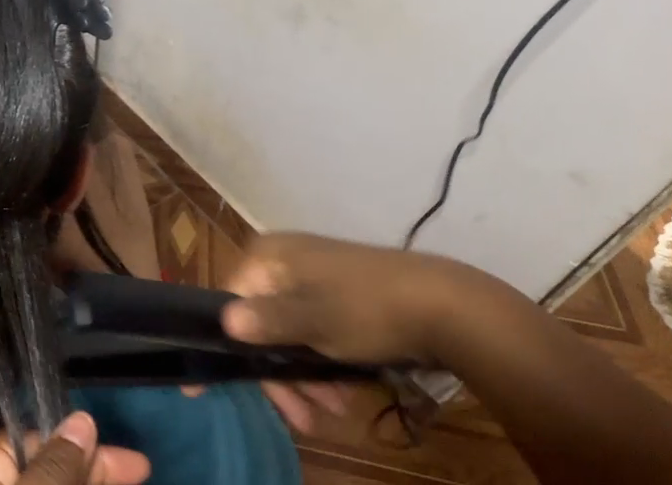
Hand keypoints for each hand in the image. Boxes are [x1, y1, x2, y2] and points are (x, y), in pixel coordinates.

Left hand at [0, 411, 150, 484]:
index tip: (141, 465)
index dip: (94, 453)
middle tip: (138, 476)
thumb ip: (53, 468)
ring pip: (36, 482)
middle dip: (89, 473)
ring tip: (114, 481)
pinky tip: (82, 484)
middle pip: (43, 467)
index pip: (44, 441)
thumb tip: (84, 420)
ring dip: (75, 480)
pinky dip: (51, 484)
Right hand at [217, 233, 492, 432]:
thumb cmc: (366, 309)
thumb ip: (267, 322)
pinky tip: (344, 389)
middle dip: (280, 372)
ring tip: (333, 408)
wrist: (445, 304)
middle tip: (303, 415)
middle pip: (261, 320)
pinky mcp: (339, 290)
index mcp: (268, 255)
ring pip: (290, 329)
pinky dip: (322, 359)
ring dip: (305, 374)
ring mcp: (313, 272)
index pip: (231, 303)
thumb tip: (225, 322)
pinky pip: (314, 326)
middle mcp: (284, 258)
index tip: (232, 390)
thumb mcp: (313, 322)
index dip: (232, 348)